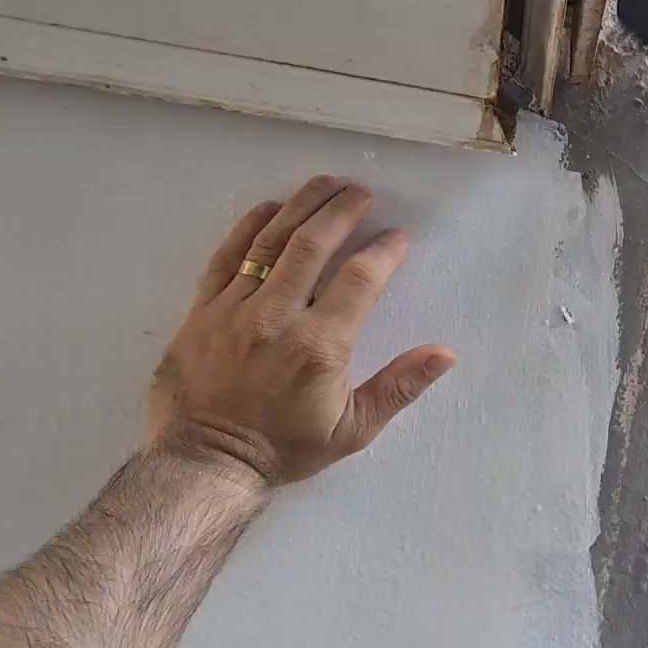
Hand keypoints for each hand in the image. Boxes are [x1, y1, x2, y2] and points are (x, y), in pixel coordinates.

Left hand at [149, 175, 455, 486]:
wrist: (207, 464)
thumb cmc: (288, 448)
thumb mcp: (355, 429)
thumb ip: (400, 387)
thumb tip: (445, 354)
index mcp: (321, 345)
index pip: (359, 280)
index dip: (384, 251)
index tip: (399, 236)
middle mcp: (277, 317)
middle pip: (313, 245)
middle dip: (342, 211)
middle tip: (363, 192)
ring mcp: (234, 309)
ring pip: (270, 242)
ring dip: (301, 206)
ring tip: (325, 183)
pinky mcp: (202, 310)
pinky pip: (225, 256)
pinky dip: (248, 227)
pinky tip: (269, 208)